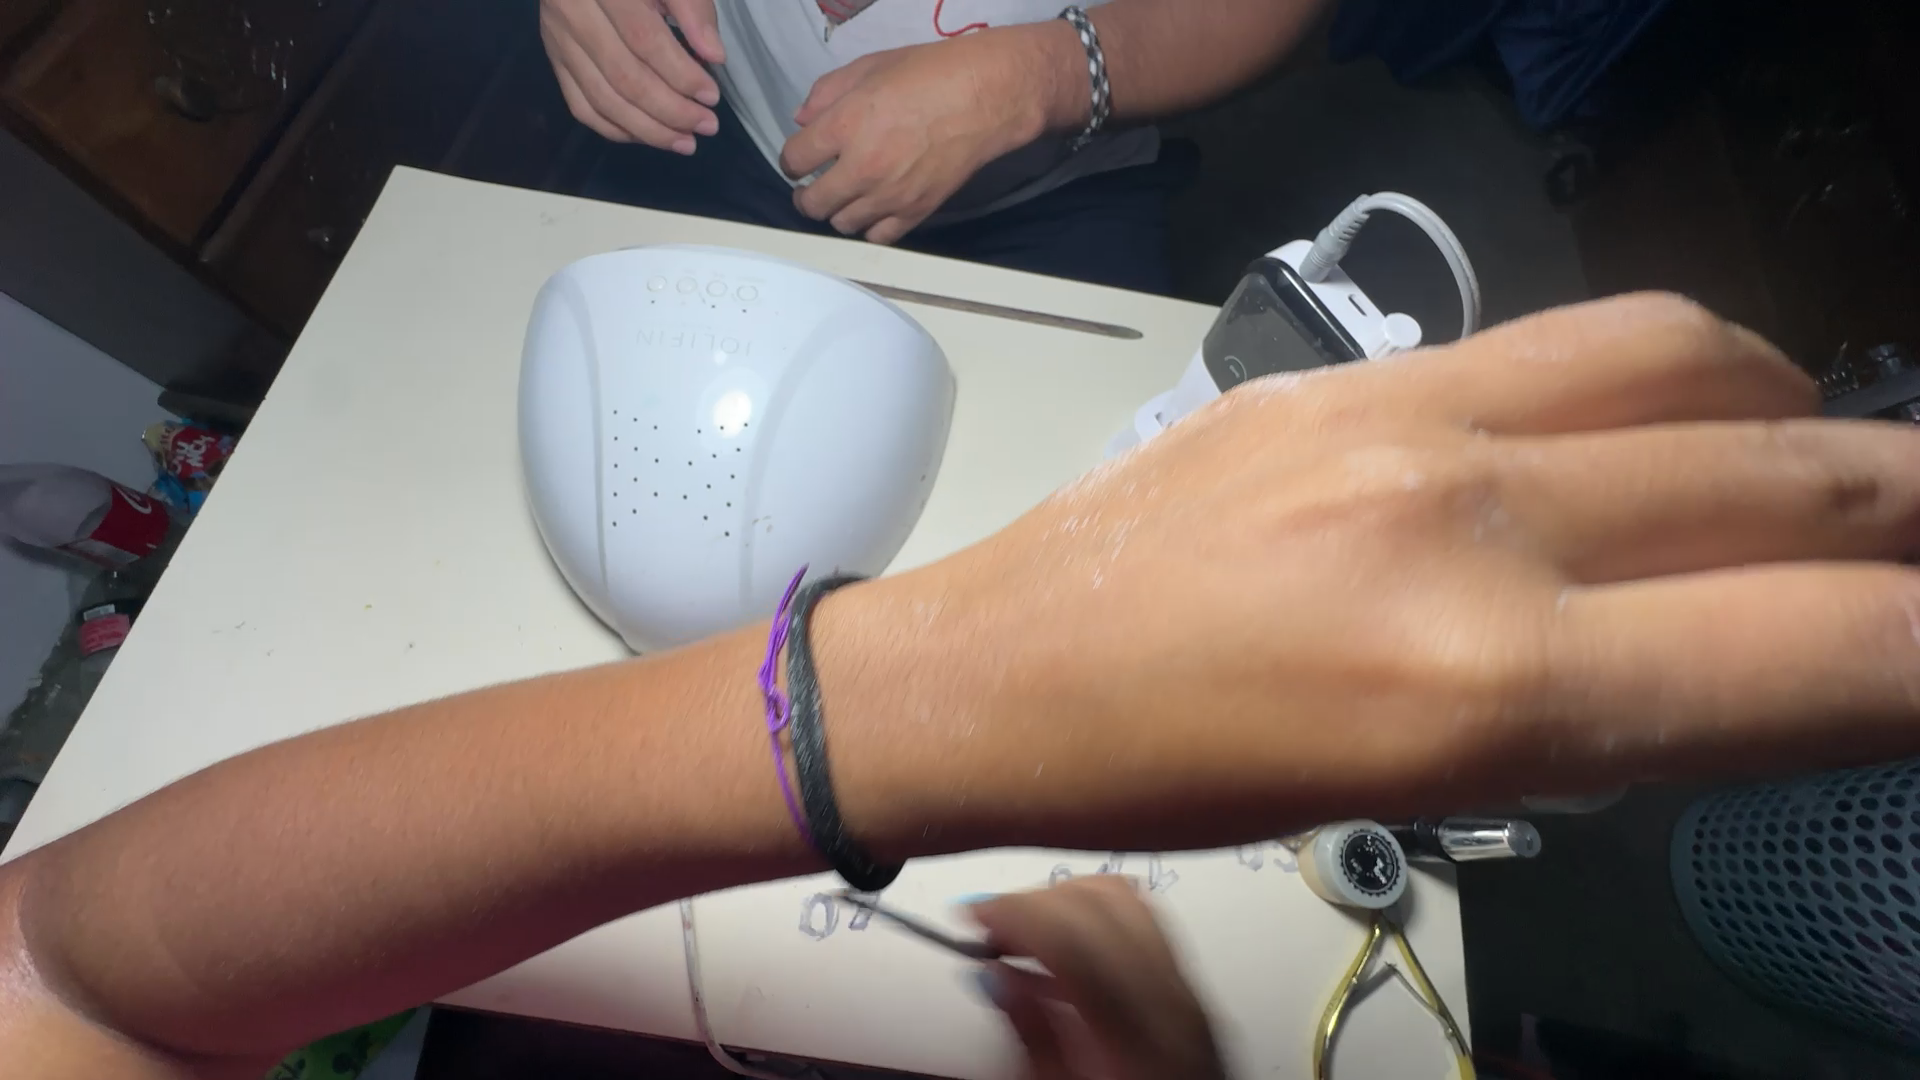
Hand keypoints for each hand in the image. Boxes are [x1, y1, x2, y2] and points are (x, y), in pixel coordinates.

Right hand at [539, 0, 724, 152]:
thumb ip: (692, 9)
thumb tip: (714, 56)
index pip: (644, 40)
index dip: (682, 75)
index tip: (712, 97)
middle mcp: (570, 10)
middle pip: (624, 77)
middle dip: (672, 111)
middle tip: (707, 125)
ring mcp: (558, 38)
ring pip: (604, 100)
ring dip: (650, 131)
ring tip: (687, 142)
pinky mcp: (555, 59)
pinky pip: (583, 108)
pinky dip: (619, 131)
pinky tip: (651, 136)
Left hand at [780, 24, 1072, 243]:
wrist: (981, 99)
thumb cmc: (928, 75)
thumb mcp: (869, 67)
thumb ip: (827, 94)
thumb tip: (803, 121)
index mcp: (845, 125)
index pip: (795, 160)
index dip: (791, 161)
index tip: (797, 160)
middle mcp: (862, 167)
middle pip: (814, 204)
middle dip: (806, 197)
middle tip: (811, 189)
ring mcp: (889, 196)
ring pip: (843, 224)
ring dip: (838, 213)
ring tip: (845, 199)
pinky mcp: (913, 213)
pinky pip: (878, 237)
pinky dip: (869, 228)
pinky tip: (872, 213)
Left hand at [825, 293, 1919, 854]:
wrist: (1001, 670)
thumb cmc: (1163, 767)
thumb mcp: (1393, 784)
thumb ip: (1577, 715)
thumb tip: (1724, 660)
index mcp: (1477, 678)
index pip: (1841, 648)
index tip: (1909, 659)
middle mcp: (1451, 518)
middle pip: (1796, 471)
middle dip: (1892, 522)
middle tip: (1885, 558)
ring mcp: (1374, 420)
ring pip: (1678, 351)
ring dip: (1765, 411)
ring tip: (1756, 465)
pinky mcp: (1309, 381)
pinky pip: (1522, 347)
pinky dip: (1606, 388)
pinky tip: (1575, 440)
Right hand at [968, 877, 1224, 1079]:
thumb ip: (1030, 1036)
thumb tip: (994, 972)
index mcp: (1138, 1034)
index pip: (1072, 936)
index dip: (1014, 911)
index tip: (972, 914)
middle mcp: (1171, 997)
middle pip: (1095, 903)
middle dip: (1031, 901)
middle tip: (990, 925)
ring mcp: (1185, 985)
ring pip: (1120, 895)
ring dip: (1061, 898)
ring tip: (1022, 928)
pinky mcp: (1185, 982)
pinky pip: (1138, 914)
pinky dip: (1092, 908)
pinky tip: (1059, 938)